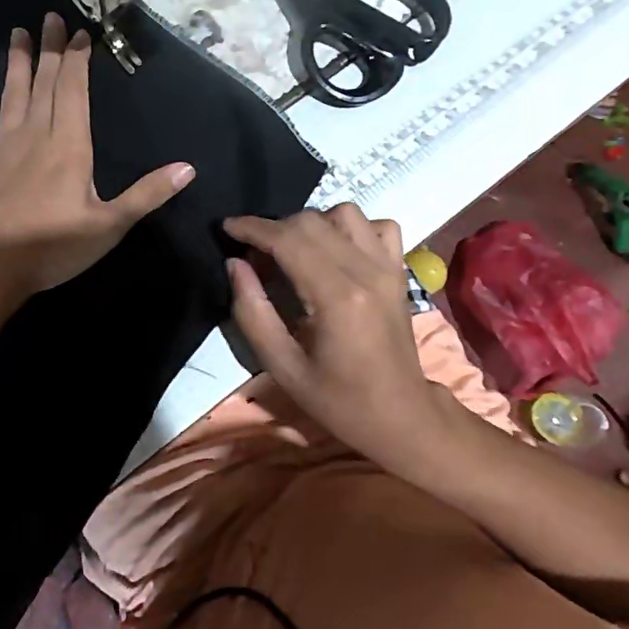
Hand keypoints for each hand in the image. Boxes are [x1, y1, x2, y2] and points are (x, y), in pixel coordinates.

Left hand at [0, 13, 193, 297]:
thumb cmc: (54, 247)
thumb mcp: (111, 225)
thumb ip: (148, 193)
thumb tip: (188, 168)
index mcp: (69, 145)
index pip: (74, 91)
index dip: (78, 61)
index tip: (81, 33)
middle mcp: (34, 135)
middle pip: (44, 83)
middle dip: (50, 50)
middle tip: (50, 17)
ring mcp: (0, 146)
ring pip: (10, 94)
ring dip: (16, 63)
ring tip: (18, 32)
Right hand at [222, 205, 446, 466]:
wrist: (399, 414)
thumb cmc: (339, 400)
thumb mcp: (283, 368)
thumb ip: (253, 313)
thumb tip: (235, 265)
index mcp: (337, 297)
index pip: (289, 239)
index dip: (253, 228)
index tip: (228, 227)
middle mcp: (366, 271)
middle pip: (313, 221)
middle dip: (276, 227)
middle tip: (256, 254)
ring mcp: (388, 267)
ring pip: (346, 213)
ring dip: (314, 222)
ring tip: (297, 251)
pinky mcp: (400, 270)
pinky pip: (379, 226)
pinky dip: (354, 228)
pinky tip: (339, 250)